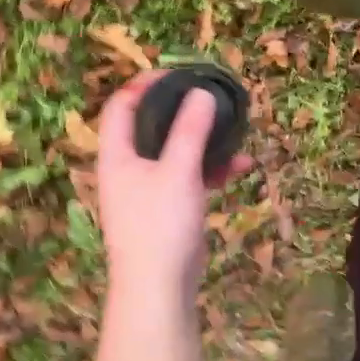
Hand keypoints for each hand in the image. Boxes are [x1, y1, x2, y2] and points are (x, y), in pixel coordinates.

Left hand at [96, 72, 253, 302]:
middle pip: (151, 125)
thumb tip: (202, 91)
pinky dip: (212, 166)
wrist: (159, 288)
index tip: (178, 72)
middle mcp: (129, 168)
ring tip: (234, 127)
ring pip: (175, 149)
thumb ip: (190, 130)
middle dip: (182, 108)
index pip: (121, 107)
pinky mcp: (169, 206)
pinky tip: (241, 166)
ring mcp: (149, 188)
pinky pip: (190, 174)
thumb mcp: (178, 171)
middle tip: (210, 93)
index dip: (143, 84)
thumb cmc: (160, 225)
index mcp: (118, 157)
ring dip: (204, 138)